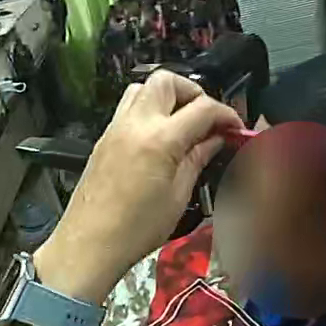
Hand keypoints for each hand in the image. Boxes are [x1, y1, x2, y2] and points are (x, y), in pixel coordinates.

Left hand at [33, 70, 240, 302]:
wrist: (89, 244)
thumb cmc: (136, 228)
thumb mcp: (179, 194)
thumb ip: (198, 158)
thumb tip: (215, 139)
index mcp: (160, 139)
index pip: (203, 108)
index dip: (226, 114)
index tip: (235, 127)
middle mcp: (135, 123)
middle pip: (168, 81)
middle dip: (194, 92)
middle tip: (208, 118)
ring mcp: (116, 128)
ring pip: (144, 87)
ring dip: (168, 97)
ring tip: (184, 123)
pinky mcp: (105, 138)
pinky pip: (130, 107)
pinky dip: (151, 111)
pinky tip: (162, 137)